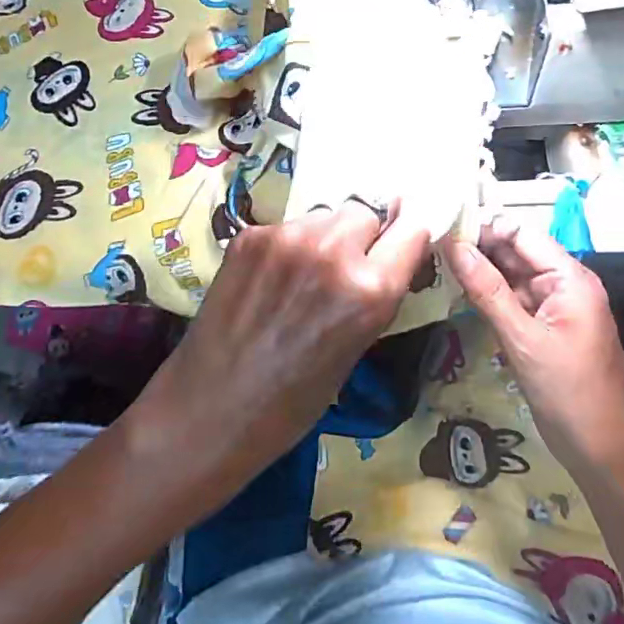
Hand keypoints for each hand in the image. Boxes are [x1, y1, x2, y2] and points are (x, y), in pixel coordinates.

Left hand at [126, 199, 431, 493]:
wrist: (212, 408)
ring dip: (323, 237)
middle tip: (341, 270)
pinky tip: (269, 280)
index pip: (411, 231)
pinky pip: (286, 227)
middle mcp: (332, 251)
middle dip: (360, 238)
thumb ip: (373, 295)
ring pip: (322, 216)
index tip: (398, 247)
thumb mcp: (356, 350)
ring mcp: (286, 238)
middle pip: (363, 214)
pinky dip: (287, 246)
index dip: (404, 240)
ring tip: (300, 277)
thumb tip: (385, 259)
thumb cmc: (293, 401)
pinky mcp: (249, 236)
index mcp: (370, 289)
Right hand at [441, 215, 623, 478]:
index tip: (438, 226)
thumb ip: (486, 290)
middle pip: (514, 250)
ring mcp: (553, 306)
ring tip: (434, 260)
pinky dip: (487, 293)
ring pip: (510, 274)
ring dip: (478, 268)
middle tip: (427, 244)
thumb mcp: (522, 340)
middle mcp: (563, 284)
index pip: (520, 233)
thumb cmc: (570, 395)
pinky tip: (457, 288)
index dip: (481, 225)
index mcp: (569, 278)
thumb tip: (453, 246)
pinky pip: (512, 298)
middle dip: (476, 245)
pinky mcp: (543, 327)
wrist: (606, 456)